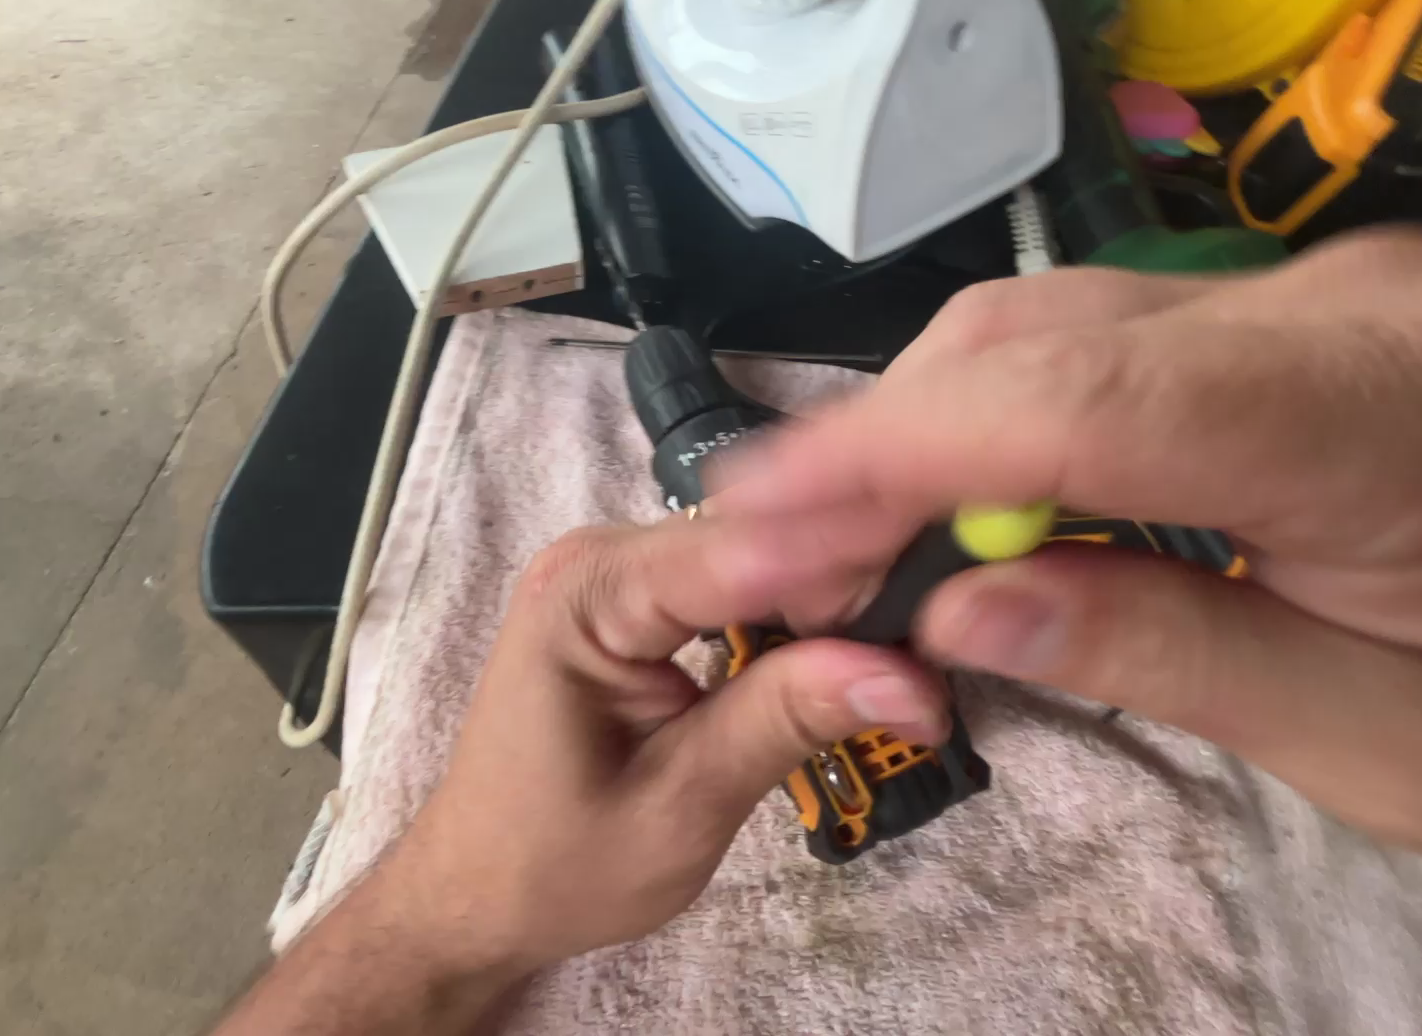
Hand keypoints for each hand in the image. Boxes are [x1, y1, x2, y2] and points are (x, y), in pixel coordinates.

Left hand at [378, 513, 950, 972]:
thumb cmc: (555, 862)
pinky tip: (841, 647)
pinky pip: (734, 582)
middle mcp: (600, 557)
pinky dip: (791, 613)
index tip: (941, 599)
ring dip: (827, 597)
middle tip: (938, 638)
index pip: (735, 551)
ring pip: (752, 554)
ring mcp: (618, 569)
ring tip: (905, 646)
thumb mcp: (678, 807)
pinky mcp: (638, 596)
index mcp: (585, 595)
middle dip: (846, 582)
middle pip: (749, 539)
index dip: (841, 566)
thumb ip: (782, 724)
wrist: (480, 881)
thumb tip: (908, 677)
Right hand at [715, 229, 1421, 876]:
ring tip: (827, 538)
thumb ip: (1181, 659)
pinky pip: (1056, 347)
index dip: (895, 451)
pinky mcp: (1245, 316)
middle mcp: (1342, 309)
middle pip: (1023, 349)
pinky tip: (917, 494)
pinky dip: (957, 424)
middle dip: (863, 454)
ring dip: (897, 437)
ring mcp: (1288, 294)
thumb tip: (962, 609)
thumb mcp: (1413, 759)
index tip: (756, 506)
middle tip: (763, 552)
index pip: (1089, 406)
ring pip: (1019, 332)